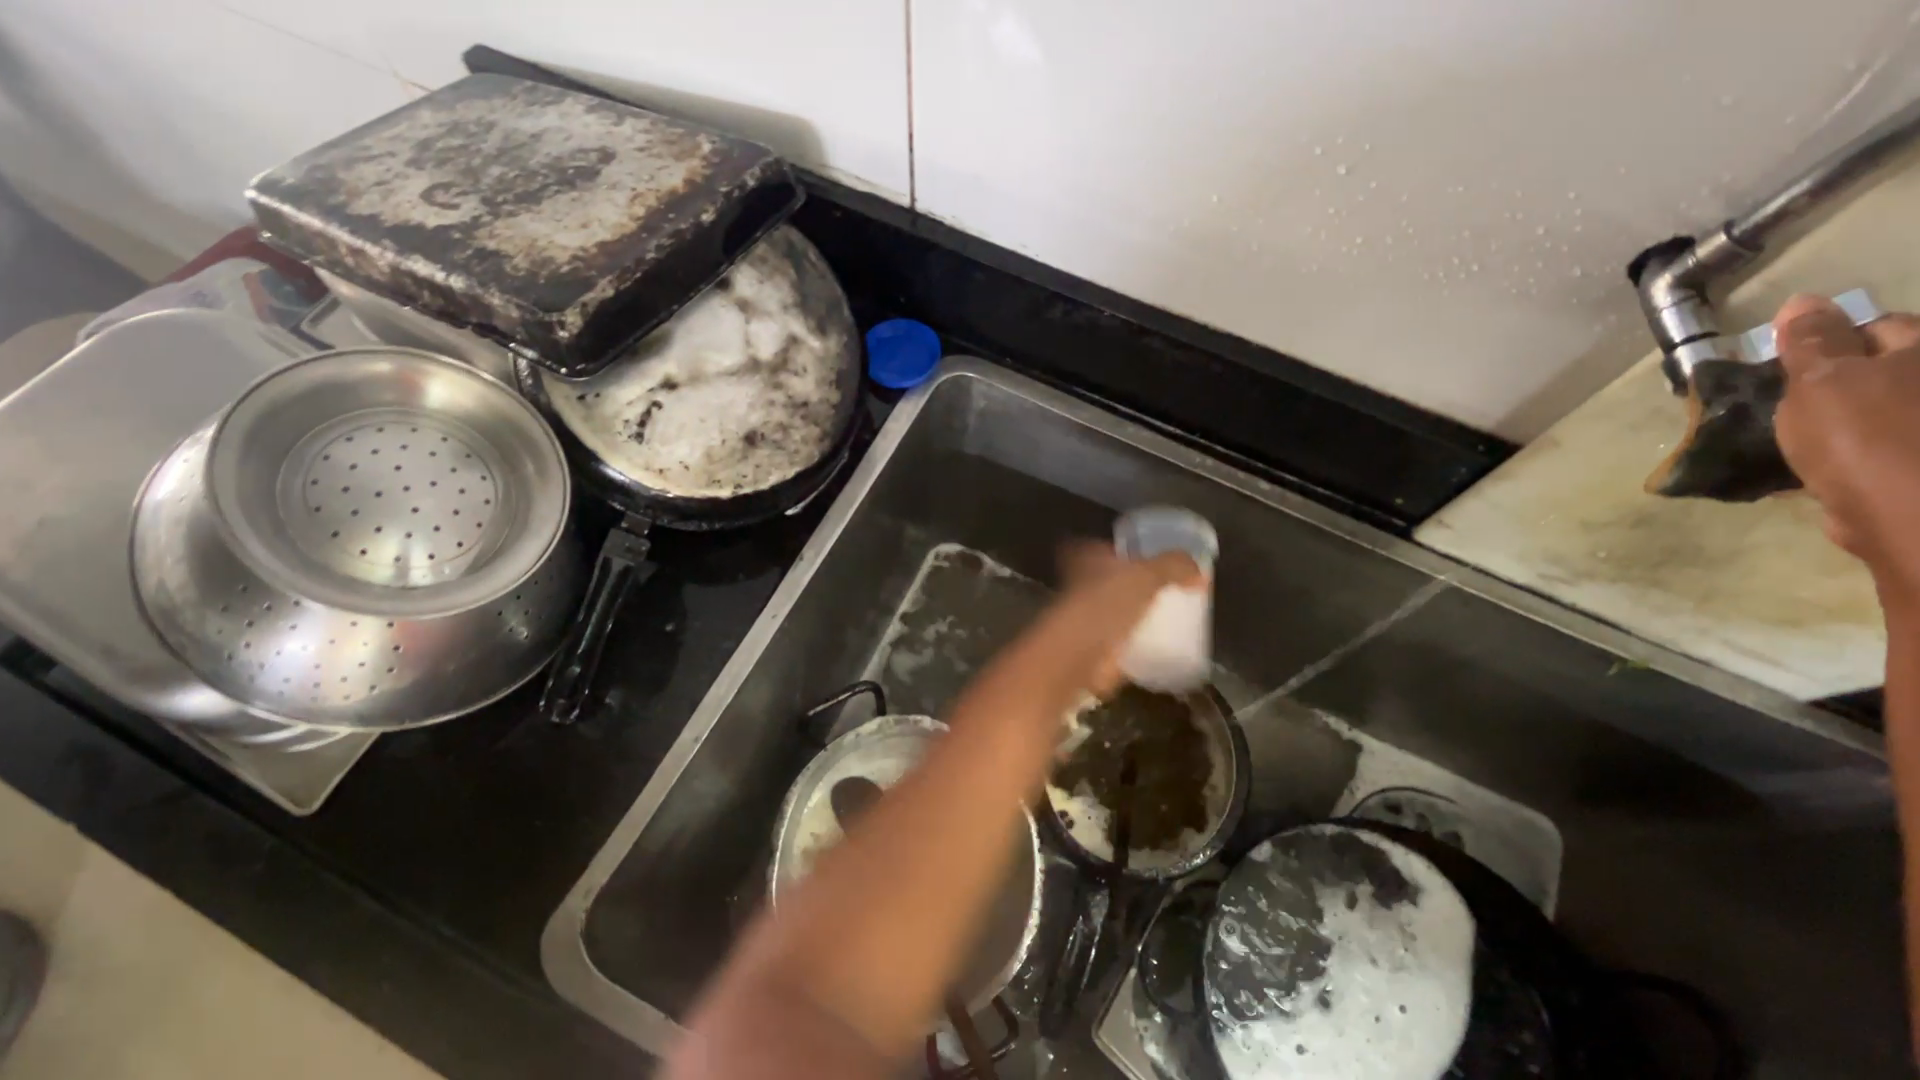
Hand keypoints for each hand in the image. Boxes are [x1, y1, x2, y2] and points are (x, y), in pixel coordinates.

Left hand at [1035, 541, 1202, 697]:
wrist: (1079, 655)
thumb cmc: (1105, 604)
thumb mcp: (1147, 574)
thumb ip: (1174, 567)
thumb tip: (1200, 573)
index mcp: (1086, 558)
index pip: (1103, 547)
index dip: (1123, 550)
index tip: (1149, 556)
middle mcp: (1081, 585)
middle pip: (1112, 581)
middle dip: (1134, 585)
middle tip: (1169, 588)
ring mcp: (1087, 619)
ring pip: (1117, 612)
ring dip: (1138, 616)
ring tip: (1173, 616)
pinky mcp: (1097, 649)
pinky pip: (1125, 643)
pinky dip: (1141, 645)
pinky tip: (1165, 645)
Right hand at [1774, 294, 1919, 600]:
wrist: (1910, 519)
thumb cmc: (1863, 438)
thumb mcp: (1820, 382)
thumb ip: (1810, 343)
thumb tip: (1802, 302)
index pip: (1878, 327)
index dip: (1830, 342)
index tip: (1788, 368)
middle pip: (1885, 371)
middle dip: (1840, 383)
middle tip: (1792, 406)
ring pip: (1883, 414)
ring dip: (1846, 425)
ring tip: (1803, 444)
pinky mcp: (1917, 473)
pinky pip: (1883, 455)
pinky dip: (1856, 459)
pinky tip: (1827, 475)